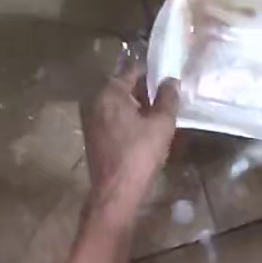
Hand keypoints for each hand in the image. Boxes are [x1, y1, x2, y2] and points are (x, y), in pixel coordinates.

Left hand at [82, 66, 179, 225]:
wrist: (116, 192)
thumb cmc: (140, 154)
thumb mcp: (162, 124)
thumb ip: (168, 98)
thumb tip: (170, 80)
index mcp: (109, 92)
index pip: (133, 71)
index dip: (153, 73)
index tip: (169, 79)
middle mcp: (95, 101)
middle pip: (123, 87)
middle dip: (145, 91)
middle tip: (166, 100)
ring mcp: (90, 120)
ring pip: (118, 105)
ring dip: (137, 107)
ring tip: (158, 117)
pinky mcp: (93, 137)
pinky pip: (112, 119)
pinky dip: (127, 120)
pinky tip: (143, 132)